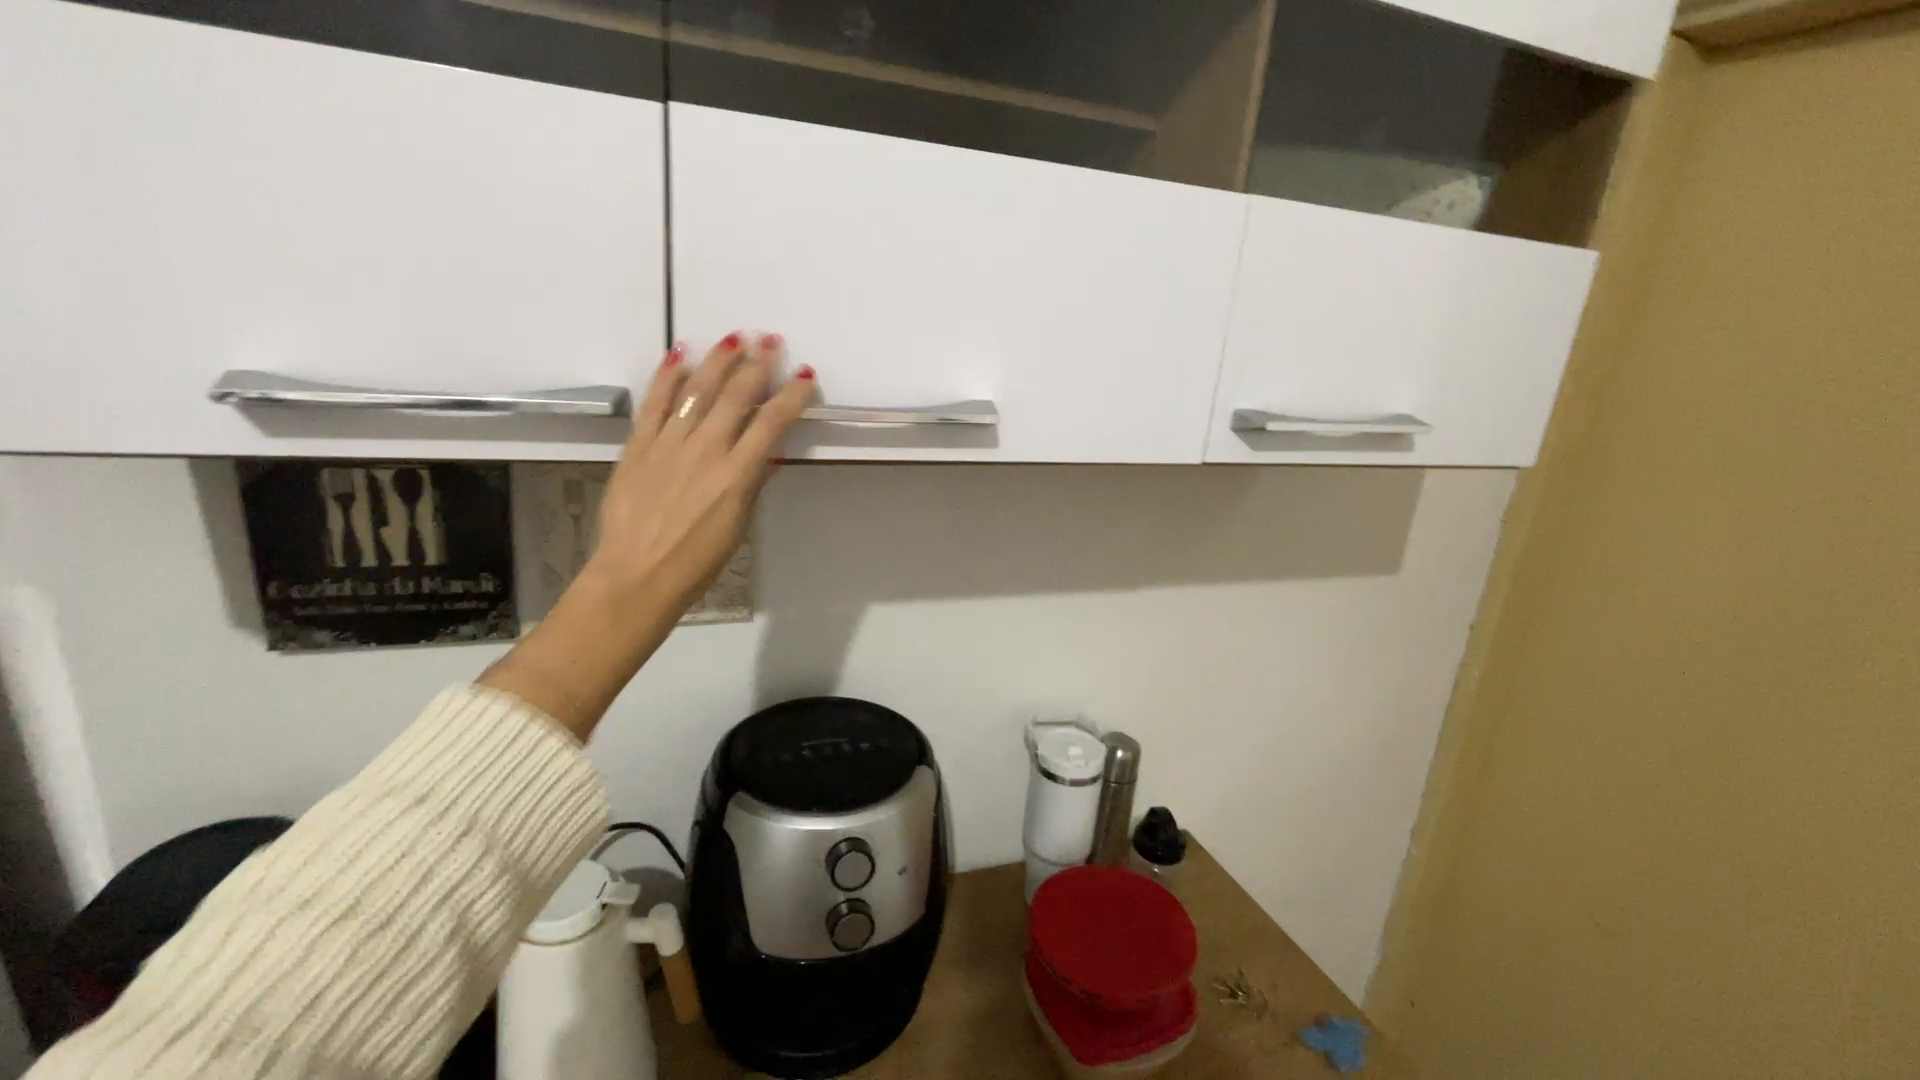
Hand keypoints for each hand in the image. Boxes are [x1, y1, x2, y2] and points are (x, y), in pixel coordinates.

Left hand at [479, 333, 814, 739]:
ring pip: (696, 390)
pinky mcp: (639, 446)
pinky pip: (655, 403)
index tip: (804, 375)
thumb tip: (768, 452)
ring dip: (718, 360)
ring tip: (735, 336)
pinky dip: (666, 376)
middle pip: (736, 397)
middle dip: (757, 365)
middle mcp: (705, 450)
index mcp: (736, 475)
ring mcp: (668, 444)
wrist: (636, 576)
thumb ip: (751, 484)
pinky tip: (679, 354)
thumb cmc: (696, 562)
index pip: (771, 423)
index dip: (791, 396)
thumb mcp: (737, 526)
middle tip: (771, 340)